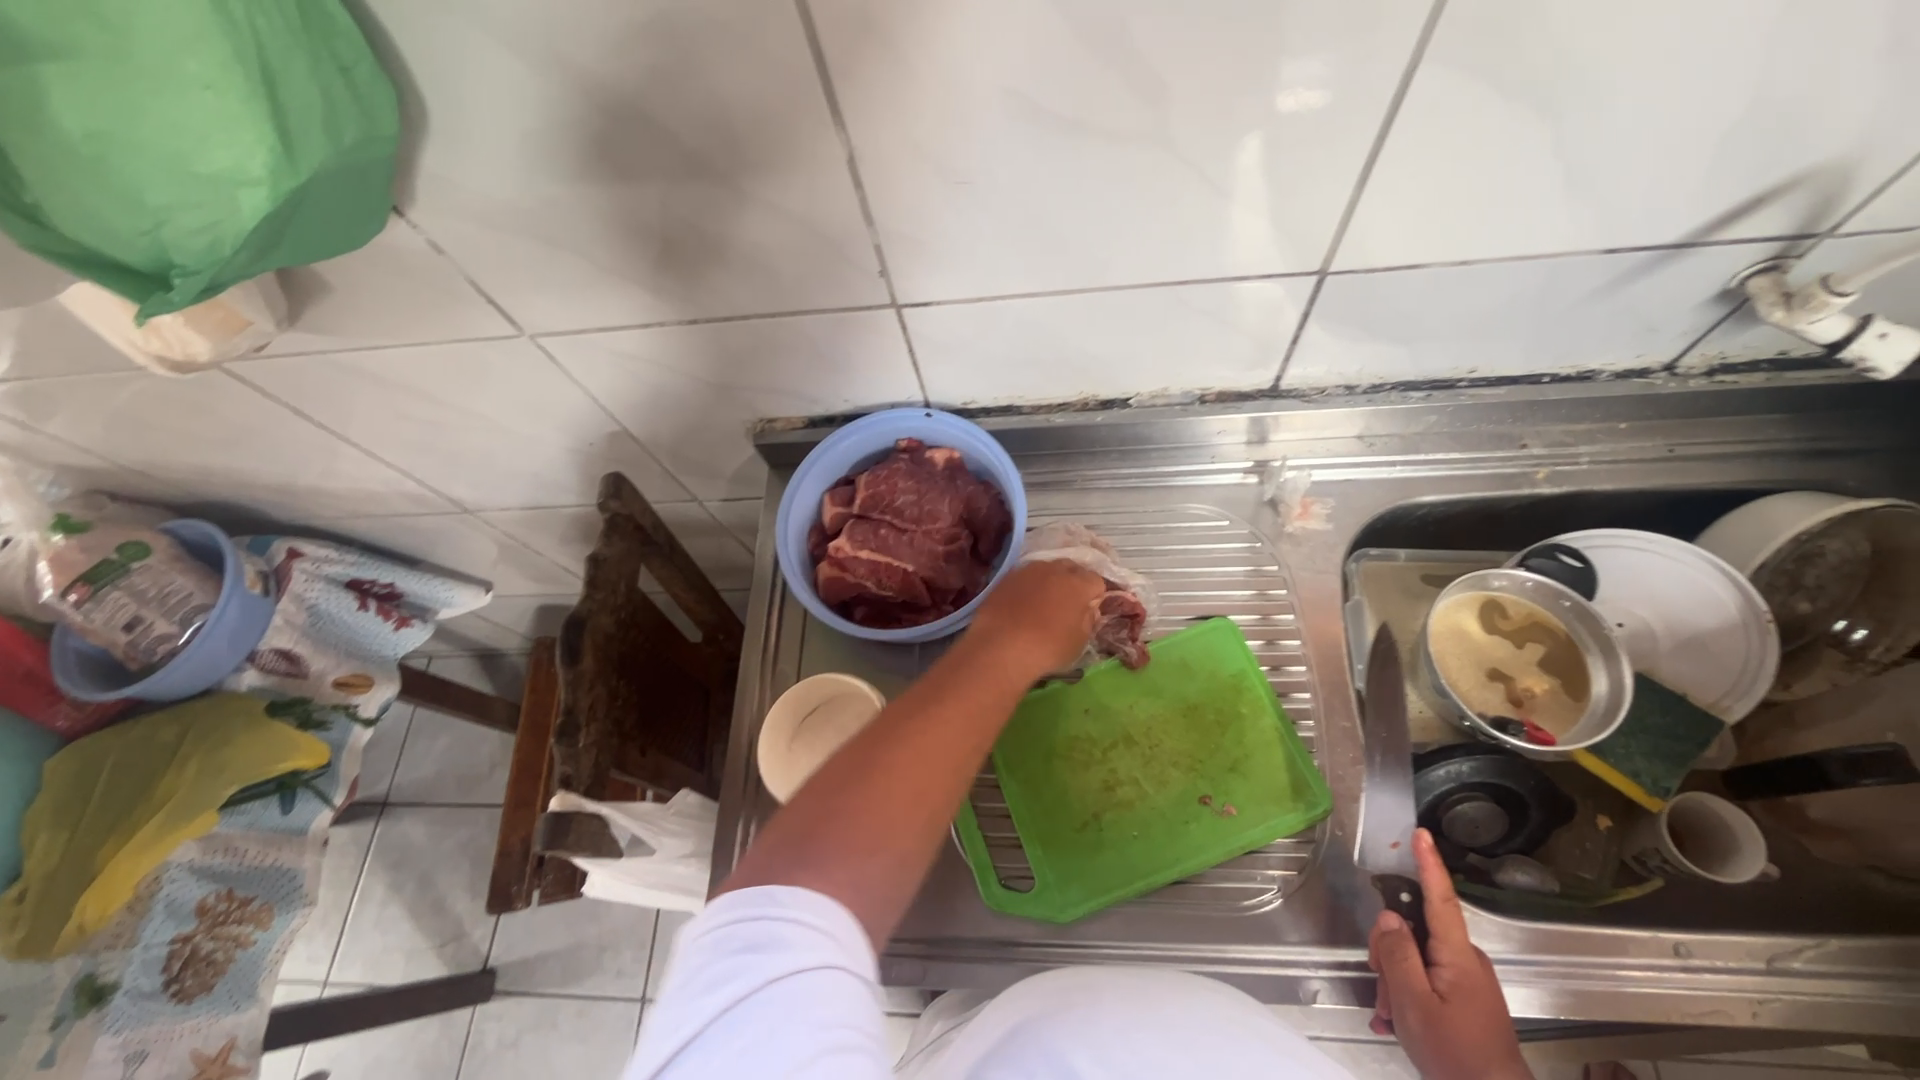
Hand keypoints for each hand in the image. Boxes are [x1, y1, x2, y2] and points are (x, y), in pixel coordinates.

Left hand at [963, 559, 1106, 677]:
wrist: (1000, 646)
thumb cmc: (1047, 648)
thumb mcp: (1079, 642)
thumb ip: (1088, 620)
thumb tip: (1089, 609)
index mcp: (1078, 584)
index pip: (1096, 581)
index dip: (1095, 595)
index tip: (1088, 611)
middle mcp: (1055, 570)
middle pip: (1072, 568)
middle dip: (1074, 582)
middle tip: (1068, 604)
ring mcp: (1028, 570)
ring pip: (1047, 569)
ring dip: (1050, 581)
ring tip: (1044, 602)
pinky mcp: (1006, 577)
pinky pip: (1025, 576)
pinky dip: (1028, 586)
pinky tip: (1023, 603)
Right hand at [1369, 829, 1531, 1079]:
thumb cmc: (1454, 1054)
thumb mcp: (1413, 1005)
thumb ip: (1397, 955)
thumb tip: (1389, 915)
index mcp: (1457, 956)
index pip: (1440, 899)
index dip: (1429, 865)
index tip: (1421, 834)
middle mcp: (1466, 959)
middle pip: (1415, 931)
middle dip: (1389, 953)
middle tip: (1382, 990)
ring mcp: (1467, 978)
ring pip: (1417, 957)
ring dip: (1396, 980)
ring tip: (1390, 1015)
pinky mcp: (1465, 996)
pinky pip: (1426, 977)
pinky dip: (1407, 993)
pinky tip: (1397, 1020)